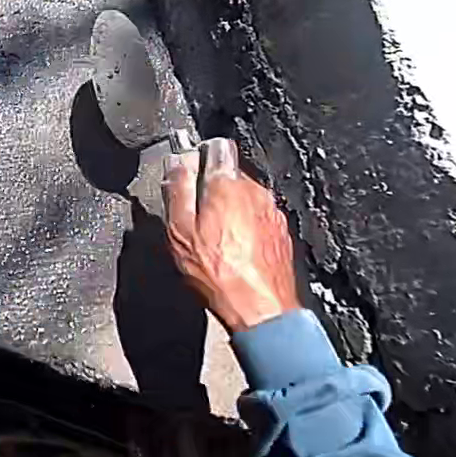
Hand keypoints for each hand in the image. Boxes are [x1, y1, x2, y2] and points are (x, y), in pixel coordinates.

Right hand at [162, 138, 301, 332]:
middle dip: (211, 189)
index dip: (199, 154)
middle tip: (194, 217)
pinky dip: (244, 227)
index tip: (189, 170)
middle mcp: (255, 192)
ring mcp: (271, 212)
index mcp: (227, 186)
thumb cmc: (218, 274)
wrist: (260, 308)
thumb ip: (177, 191)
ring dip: (229, 209)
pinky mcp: (279, 231)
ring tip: (213, 239)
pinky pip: (256, 218)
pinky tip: (232, 250)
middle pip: (230, 175)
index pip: (218, 147)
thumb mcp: (180, 231)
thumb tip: (176, 163)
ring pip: (244, 197)